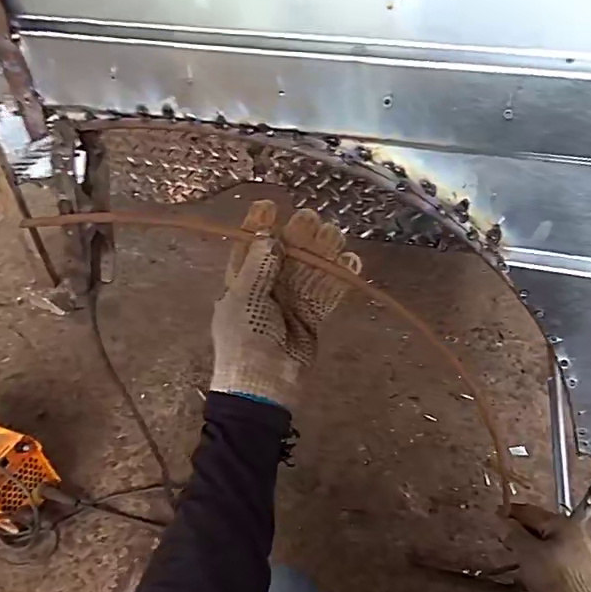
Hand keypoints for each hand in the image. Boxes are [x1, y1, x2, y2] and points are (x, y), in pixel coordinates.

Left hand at [208, 201, 360, 409]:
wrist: (264, 386)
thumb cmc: (245, 341)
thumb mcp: (244, 299)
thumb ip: (259, 266)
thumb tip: (269, 234)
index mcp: (240, 283)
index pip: (250, 247)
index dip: (259, 225)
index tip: (270, 204)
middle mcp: (266, 290)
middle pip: (285, 256)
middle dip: (298, 236)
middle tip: (312, 218)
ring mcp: (290, 304)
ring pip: (309, 271)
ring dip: (322, 253)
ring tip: (335, 233)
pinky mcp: (312, 319)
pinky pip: (327, 293)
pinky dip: (339, 278)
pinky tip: (350, 261)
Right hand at [503, 503, 590, 591]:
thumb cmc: (552, 576)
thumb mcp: (527, 553)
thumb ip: (513, 533)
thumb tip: (502, 521)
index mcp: (562, 523)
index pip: (530, 511)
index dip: (510, 512)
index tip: (494, 515)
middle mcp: (573, 531)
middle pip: (540, 524)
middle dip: (519, 528)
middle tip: (502, 536)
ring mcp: (578, 549)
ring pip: (546, 538)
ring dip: (528, 542)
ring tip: (514, 550)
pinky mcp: (578, 565)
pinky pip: (553, 551)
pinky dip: (539, 552)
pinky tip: (530, 562)